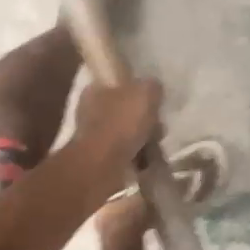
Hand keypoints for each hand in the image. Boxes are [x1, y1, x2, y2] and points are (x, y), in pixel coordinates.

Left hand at [67, 78, 161, 195]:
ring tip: (156, 148)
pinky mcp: (100, 160)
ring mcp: (93, 137)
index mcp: (95, 89)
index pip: (119, 84)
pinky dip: (138, 159)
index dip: (138, 92)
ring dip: (143, 141)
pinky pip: (126, 155)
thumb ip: (151, 86)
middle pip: (125, 111)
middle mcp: (90, 111)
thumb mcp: (145, 92)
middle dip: (144, 120)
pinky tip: (148, 162)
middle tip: (158, 128)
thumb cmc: (121, 123)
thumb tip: (154, 89)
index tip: (155, 102)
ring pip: (127, 134)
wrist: (103, 165)